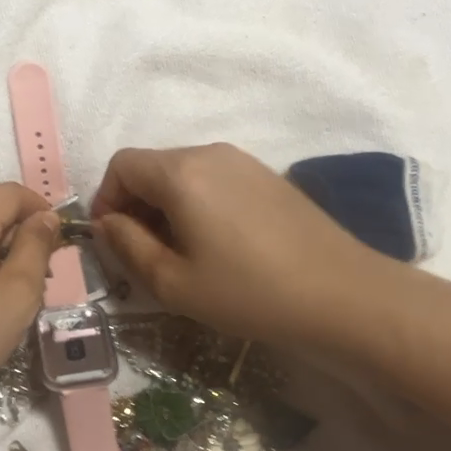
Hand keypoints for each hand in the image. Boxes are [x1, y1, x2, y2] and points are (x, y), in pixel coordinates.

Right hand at [91, 143, 385, 343]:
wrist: (344, 296)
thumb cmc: (249, 292)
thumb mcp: (174, 282)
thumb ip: (127, 246)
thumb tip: (106, 223)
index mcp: (181, 172)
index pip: (121, 165)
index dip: (105, 199)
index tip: (112, 240)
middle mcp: (209, 154)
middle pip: (152, 166)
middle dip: (135, 204)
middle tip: (143, 254)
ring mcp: (243, 162)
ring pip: (184, 173)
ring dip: (167, 206)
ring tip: (181, 254)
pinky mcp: (268, 177)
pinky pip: (214, 180)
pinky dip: (198, 204)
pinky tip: (218, 246)